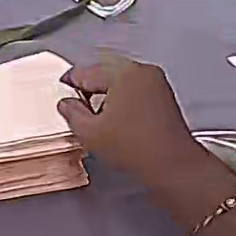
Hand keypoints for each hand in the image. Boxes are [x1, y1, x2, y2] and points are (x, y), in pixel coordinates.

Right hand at [55, 53, 235, 231]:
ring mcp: (155, 82)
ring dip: (106, 92)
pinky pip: (135, 87)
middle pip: (104, 70)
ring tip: (98, 116)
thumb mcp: (90, 133)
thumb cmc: (139, 149)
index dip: (70, 83)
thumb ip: (72, 113)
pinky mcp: (163, 95)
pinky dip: (122, 97)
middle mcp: (141, 71)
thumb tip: (67, 104)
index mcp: (122, 74)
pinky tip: (117, 119)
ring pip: (120, 78)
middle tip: (76, 104)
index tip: (63, 90)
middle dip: (88, 87)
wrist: (172, 164)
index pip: (86, 71)